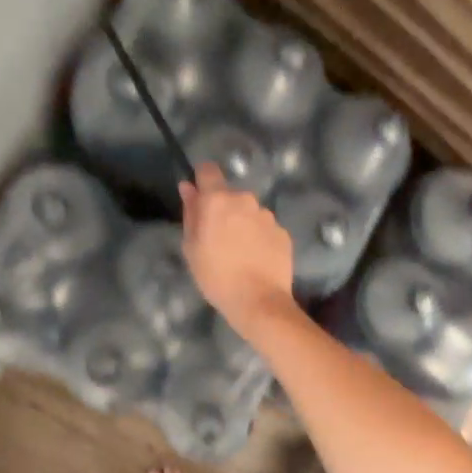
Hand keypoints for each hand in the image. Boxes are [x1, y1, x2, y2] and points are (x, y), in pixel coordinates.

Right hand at [180, 163, 295, 330]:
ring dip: (245, 225)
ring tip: (243, 254)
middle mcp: (246, 200)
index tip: (201, 199)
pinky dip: (262, 240)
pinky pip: (267, 230)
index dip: (203, 181)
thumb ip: (191, 213)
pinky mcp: (283, 234)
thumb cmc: (217, 277)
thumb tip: (188, 188)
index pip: (208, 170)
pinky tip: (259, 261)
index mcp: (218, 200)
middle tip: (221, 239)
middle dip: (226, 210)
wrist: (259, 302)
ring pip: (251, 213)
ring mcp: (268, 217)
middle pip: (232, 196)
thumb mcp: (192, 248)